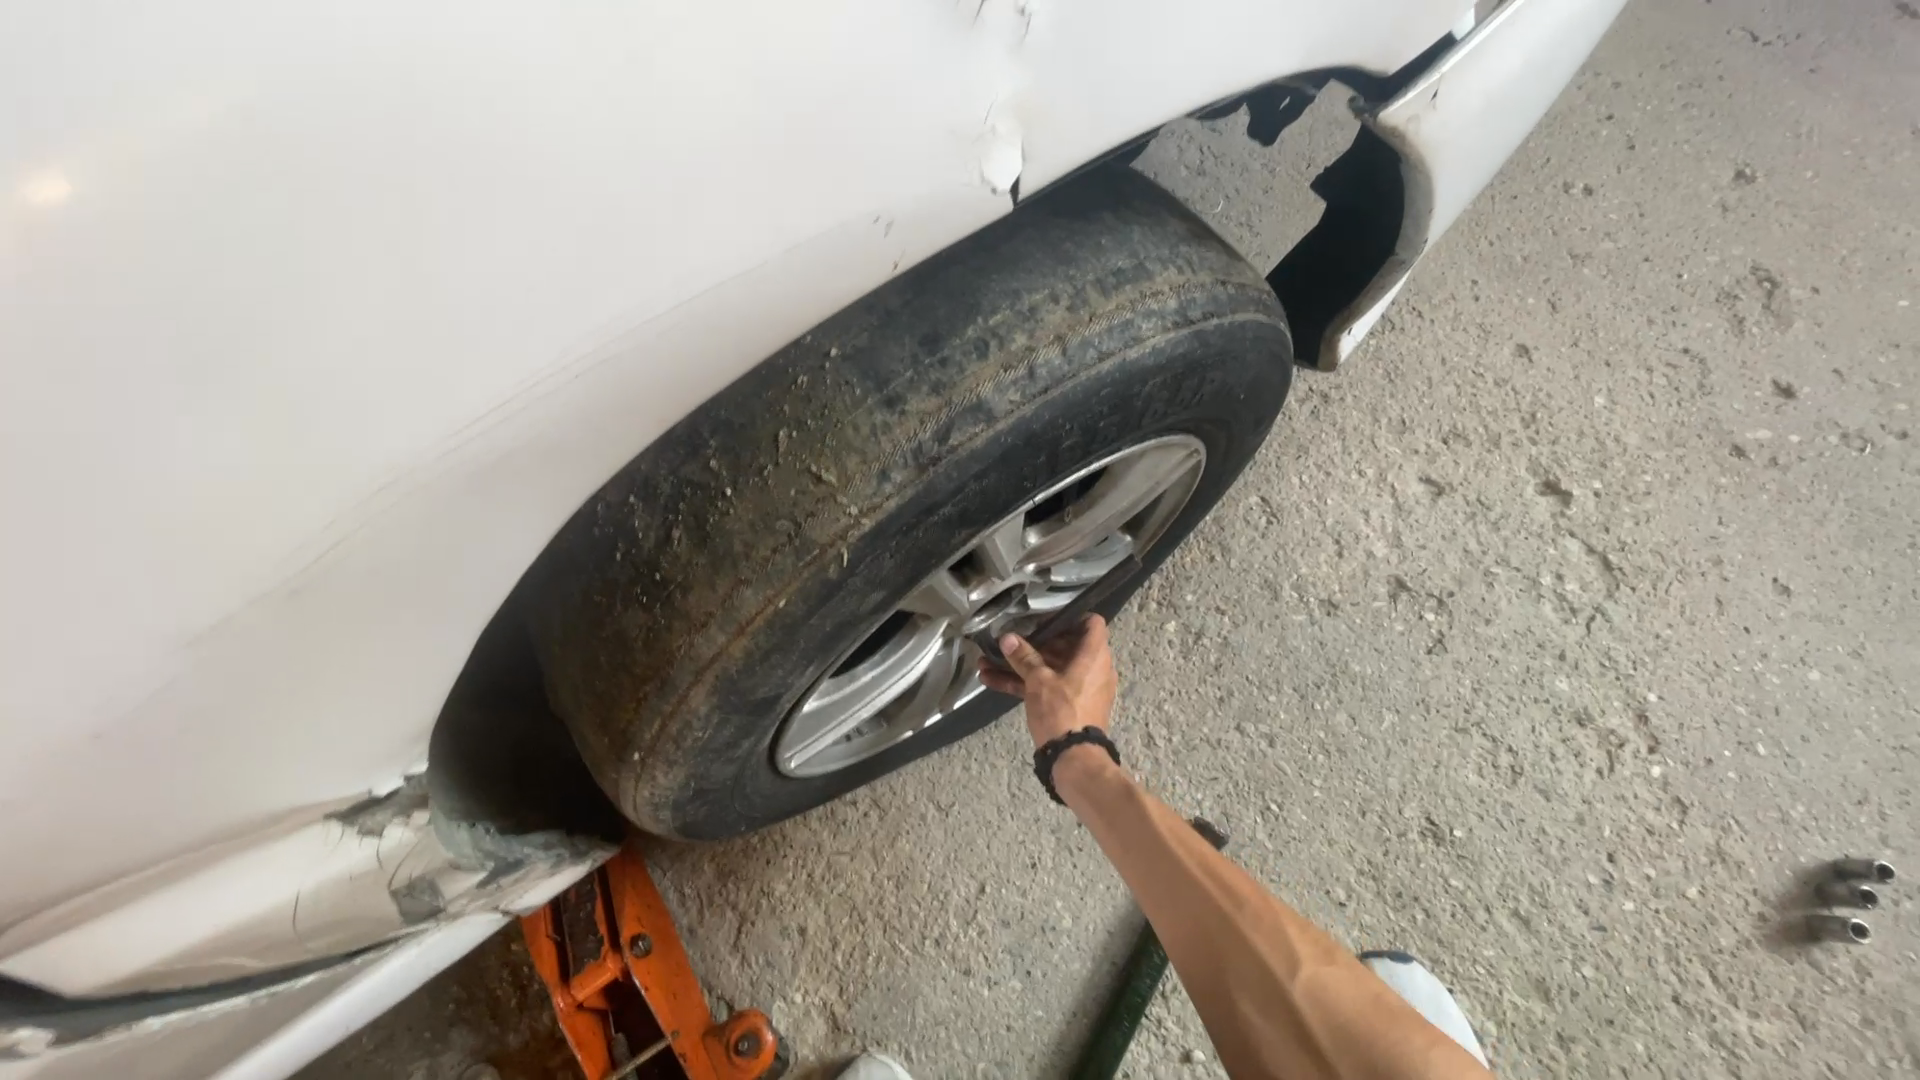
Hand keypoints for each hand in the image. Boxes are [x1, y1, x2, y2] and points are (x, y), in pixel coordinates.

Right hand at [978, 614, 1117, 749]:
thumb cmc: (1062, 711)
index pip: (1091, 623)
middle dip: (1034, 643)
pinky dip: (1024, 684)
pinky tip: (990, 680)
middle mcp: (1093, 669)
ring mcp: (1081, 689)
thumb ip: (1023, 657)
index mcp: (1094, 656)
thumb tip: (1008, 638)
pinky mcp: (1070, 707)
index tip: (1044, 618)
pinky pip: (1047, 688)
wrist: (1074, 760)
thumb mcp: (1039, 681)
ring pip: (1050, 669)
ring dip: (1021, 665)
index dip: (1070, 616)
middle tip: (1011, 640)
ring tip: (987, 661)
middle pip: (1064, 646)